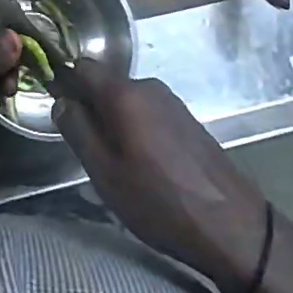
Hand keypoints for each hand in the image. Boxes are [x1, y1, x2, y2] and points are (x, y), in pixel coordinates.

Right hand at [53, 60, 270, 292]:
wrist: (234, 227)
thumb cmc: (160, 200)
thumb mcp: (104, 173)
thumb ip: (77, 130)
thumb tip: (60, 102)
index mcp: (123, 93)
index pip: (81, 65)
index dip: (65, 81)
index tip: (58, 107)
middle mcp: (147, 85)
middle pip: (105, 82)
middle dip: (91, 105)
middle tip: (87, 145)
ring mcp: (171, 100)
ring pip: (128, 99)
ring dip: (115, 118)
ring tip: (117, 160)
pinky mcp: (188, 118)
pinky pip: (149, 111)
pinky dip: (137, 126)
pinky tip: (144, 162)